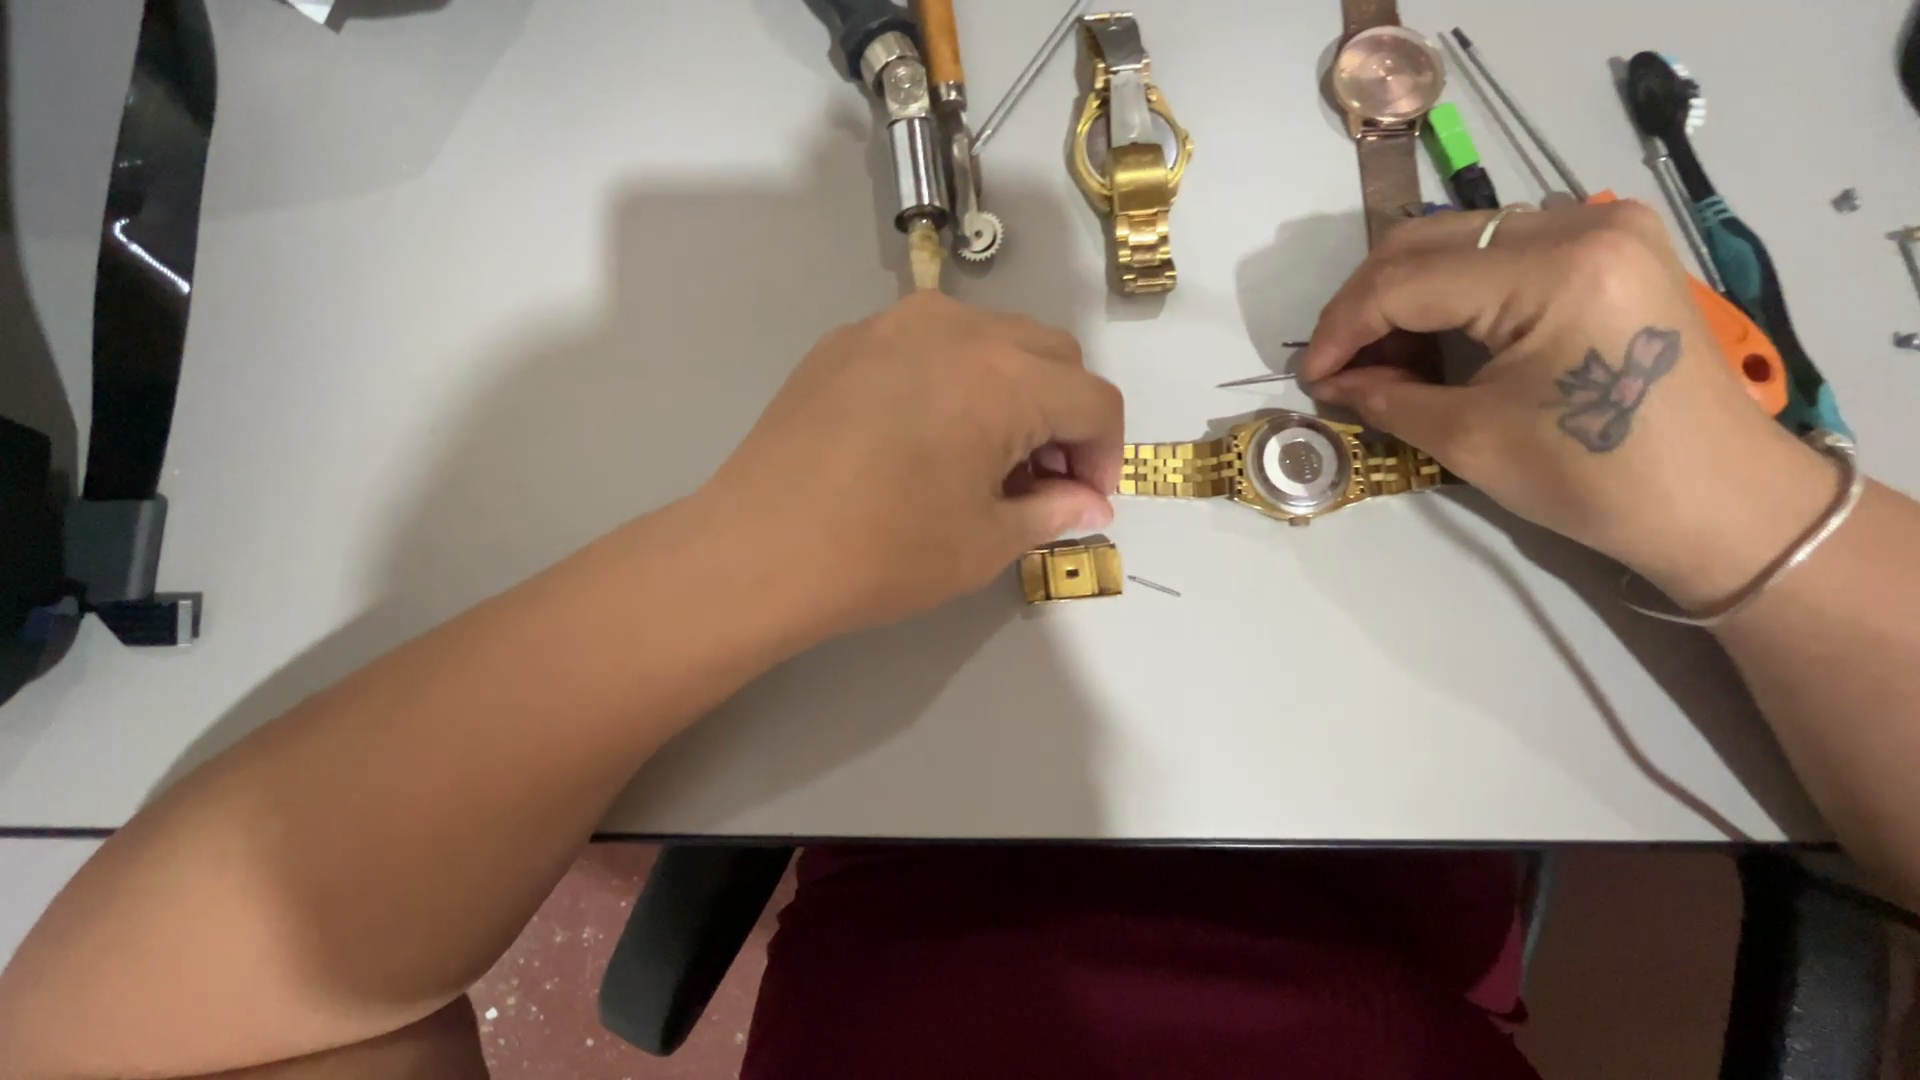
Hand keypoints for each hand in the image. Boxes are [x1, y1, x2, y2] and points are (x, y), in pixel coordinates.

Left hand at [703, 292, 1121, 632]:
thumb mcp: (984, 543)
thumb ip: (1052, 512)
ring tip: (984, 453)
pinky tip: (924, 433)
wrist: (758, 548)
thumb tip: (1089, 503)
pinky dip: (954, 377)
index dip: (1106, 455)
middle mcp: (957, 329)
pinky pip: (929, 342)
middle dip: (1064, 415)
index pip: (1094, 401)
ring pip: (992, 337)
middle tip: (1039, 479)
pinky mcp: (848, 339)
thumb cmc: (882, 553)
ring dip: (1013, 388)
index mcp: (1004, 378)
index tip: (1085, 501)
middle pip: (1051, 355)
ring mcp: (894, 324)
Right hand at [1301, 200, 1835, 608]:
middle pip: (1423, 243)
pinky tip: (1431, 340)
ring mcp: (1601, 226)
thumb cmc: (1595, 477)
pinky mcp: (1607, 247)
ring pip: (1454, 242)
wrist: (1718, 499)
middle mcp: (1580, 224)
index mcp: (1554, 270)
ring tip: (1382, 361)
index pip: (1404, 281)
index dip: (1341, 329)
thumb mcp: (1469, 439)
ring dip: (1400, 298)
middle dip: (1363, 306)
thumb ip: (1385, 396)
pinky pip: (1494, 252)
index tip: (1310, 376)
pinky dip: (1446, 293)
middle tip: (1336, 365)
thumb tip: (1330, 381)